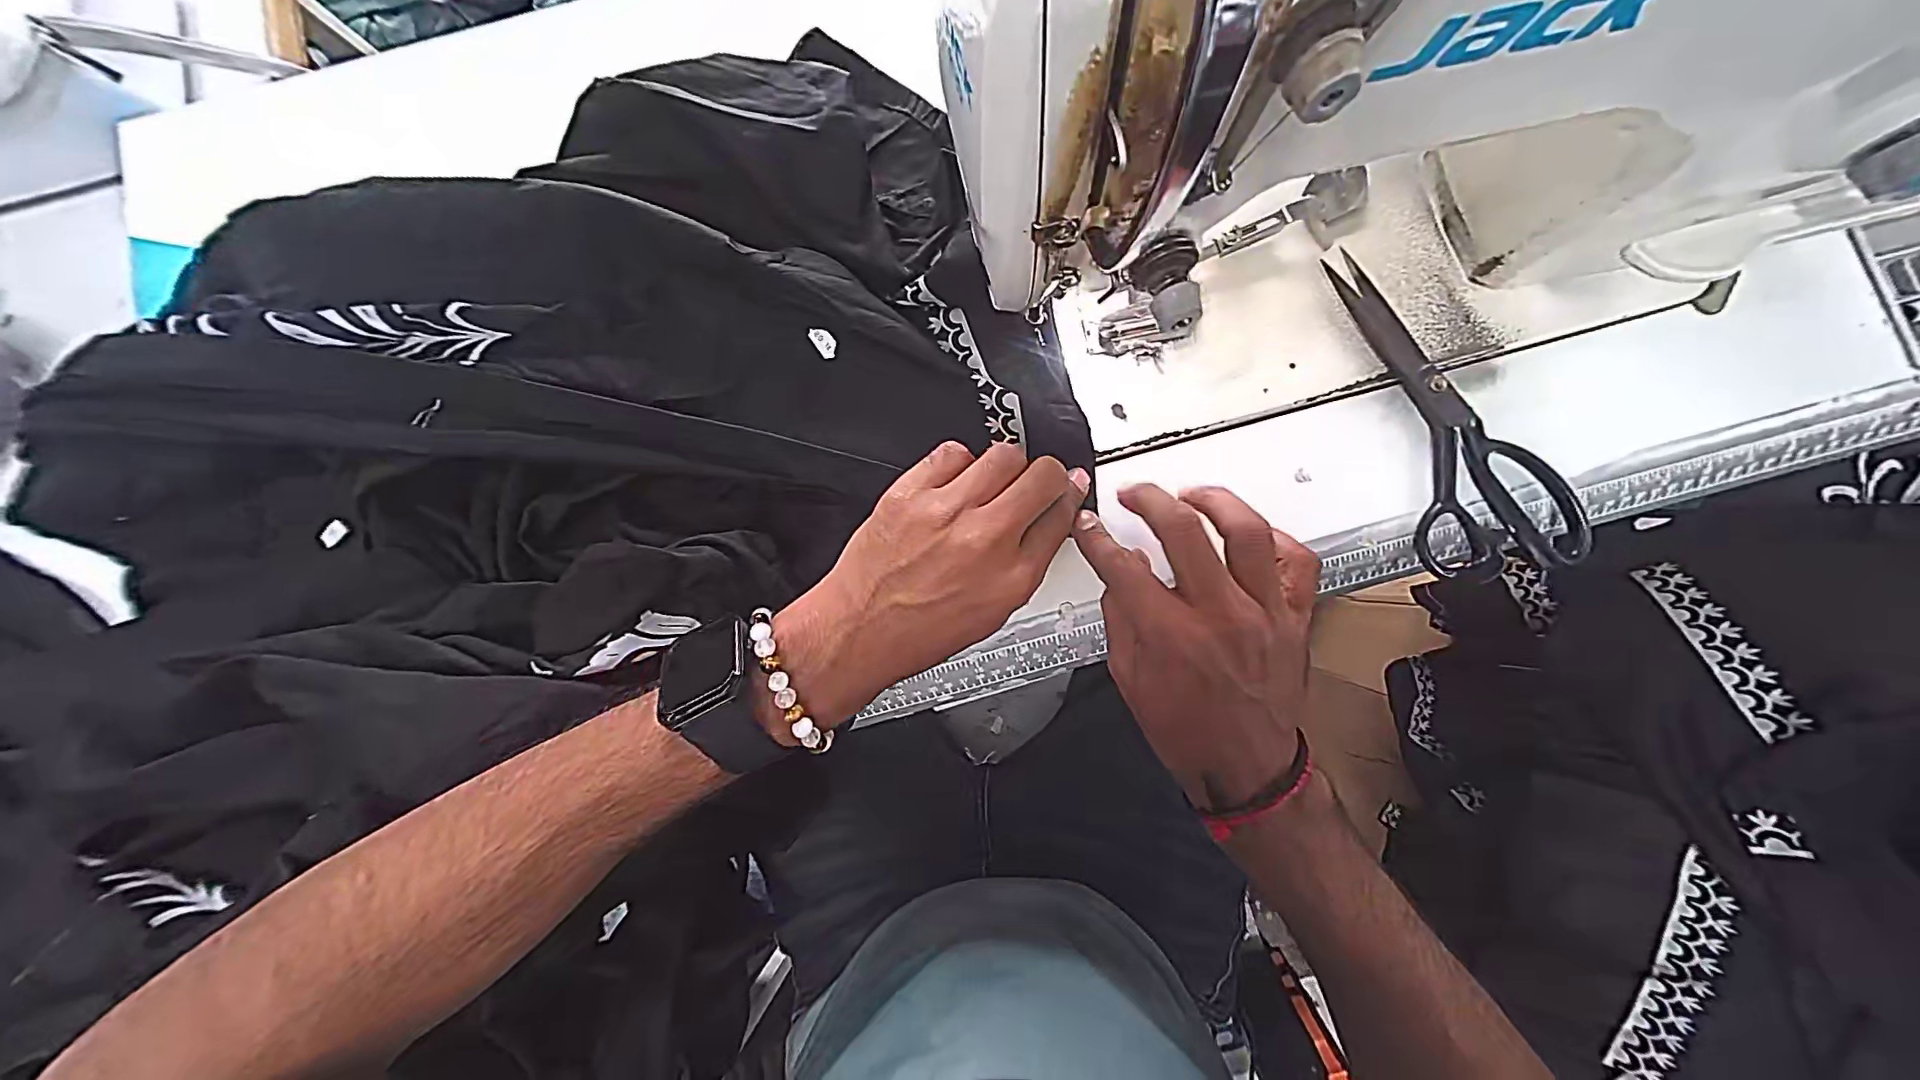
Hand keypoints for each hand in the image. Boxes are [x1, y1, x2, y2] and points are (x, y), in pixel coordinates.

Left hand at [770, 441, 1086, 732]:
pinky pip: (952, 452)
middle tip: (1039, 480)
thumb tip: (1044, 526)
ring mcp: (945, 512)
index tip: (1066, 492)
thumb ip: (1025, 563)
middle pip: (1043, 478)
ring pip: (1004, 455)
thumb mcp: (992, 611)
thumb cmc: (918, 631)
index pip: (1061, 518)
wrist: (858, 631)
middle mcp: (984, 540)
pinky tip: (956, 480)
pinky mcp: (909, 494)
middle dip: (1049, 475)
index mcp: (1012, 577)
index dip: (1068, 499)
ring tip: (995, 479)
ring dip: (1008, 463)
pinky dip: (961, 461)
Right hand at [1072, 484, 1319, 811]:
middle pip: (1183, 531)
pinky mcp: (1294, 619)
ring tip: (1194, 494)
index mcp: (1170, 635)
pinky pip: (1297, 561)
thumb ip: (1121, 620)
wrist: (1246, 767)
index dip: (1097, 537)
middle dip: (1150, 500)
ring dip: (1215, 502)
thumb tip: (1119, 576)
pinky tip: (1251, 533)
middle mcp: (1219, 617)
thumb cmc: (1189, 732)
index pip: (1123, 565)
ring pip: (1246, 533)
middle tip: (1137, 495)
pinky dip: (1274, 538)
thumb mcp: (1129, 678)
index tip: (1090, 525)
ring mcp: (1262, 615)